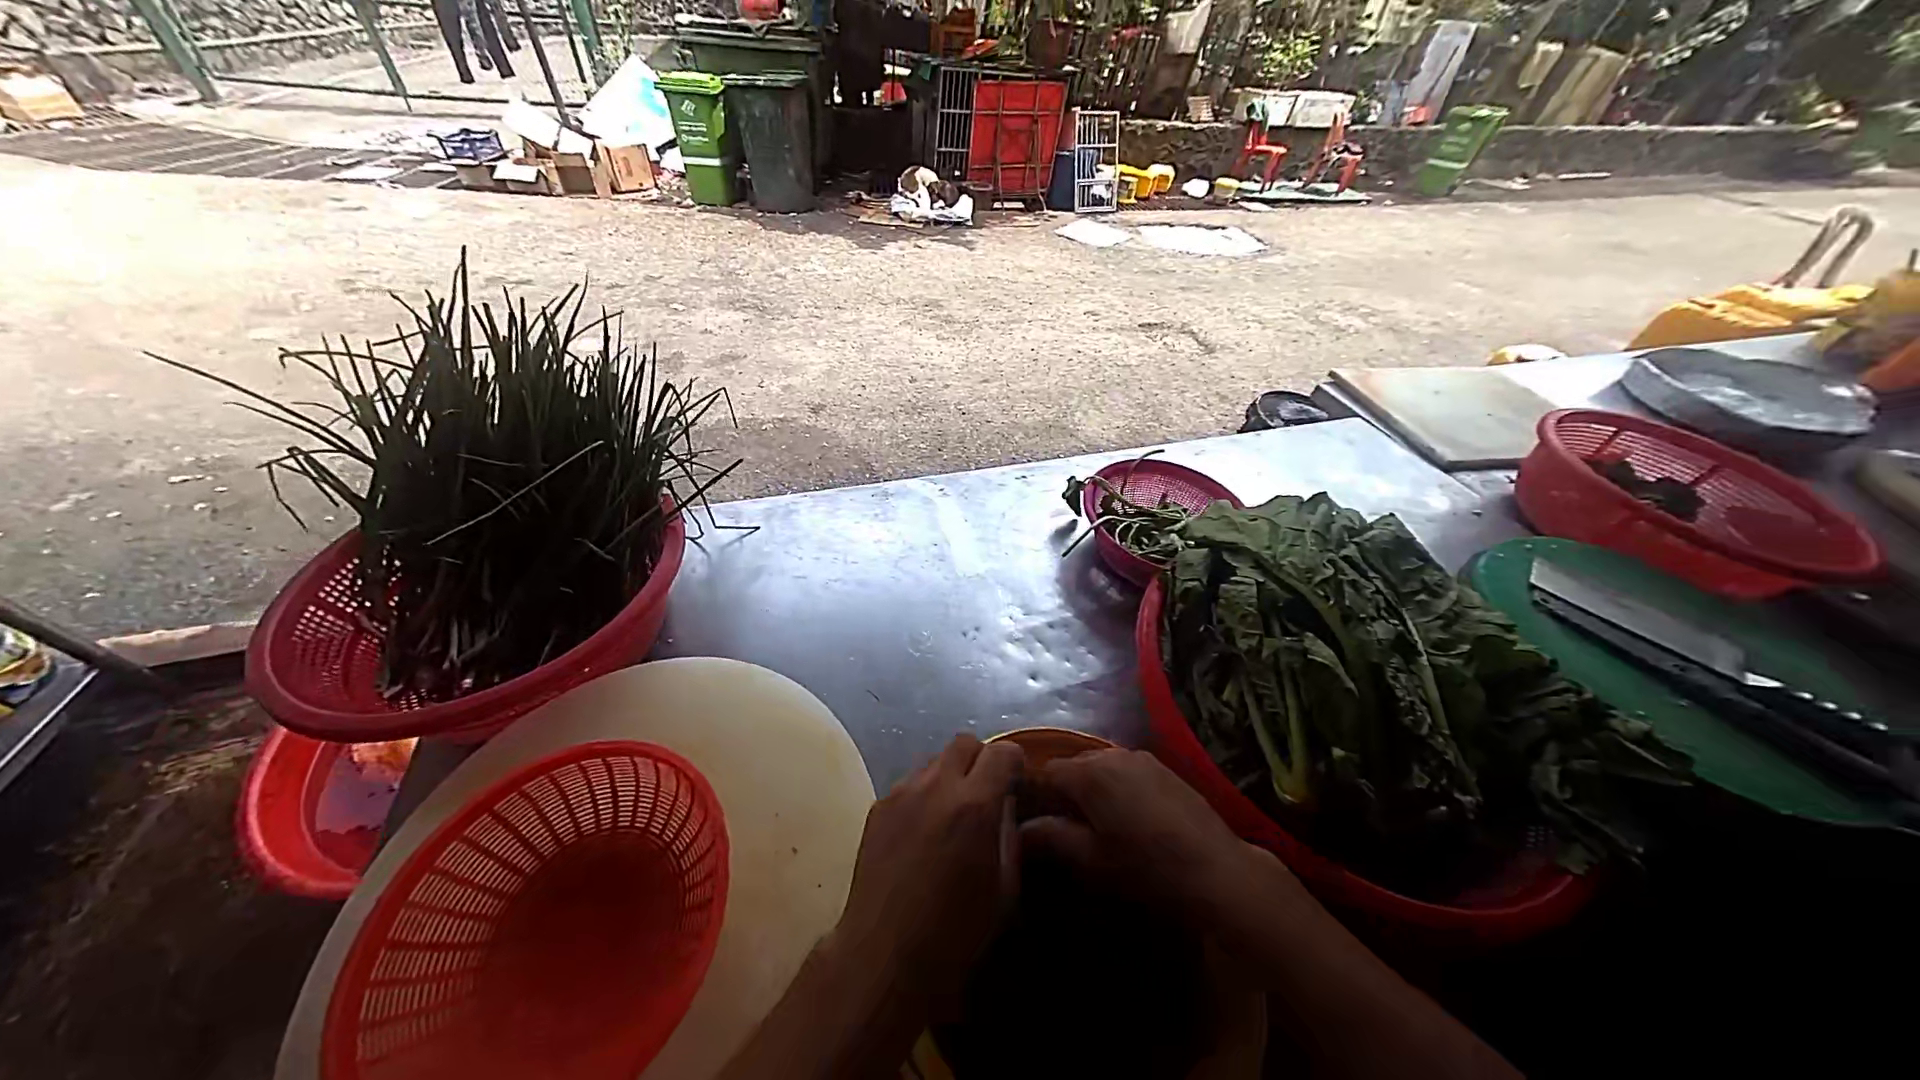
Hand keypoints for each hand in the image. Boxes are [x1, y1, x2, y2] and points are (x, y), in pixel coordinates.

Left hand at [828, 734, 1024, 1003]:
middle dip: (981, 760)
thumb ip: (1010, 833)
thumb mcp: (1005, 887)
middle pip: (965, 742)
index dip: (1015, 763)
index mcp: (974, 804)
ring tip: (952, 812)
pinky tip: (923, 831)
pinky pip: (909, 782)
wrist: (885, 955)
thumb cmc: (956, 932)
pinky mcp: (878, 806)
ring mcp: (901, 793)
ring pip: (934, 759)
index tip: (1017, 783)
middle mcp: (936, 786)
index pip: (1002, 752)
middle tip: (986, 792)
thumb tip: (1007, 804)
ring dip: (951, 775)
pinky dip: (924, 793)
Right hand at [1020, 748, 1297, 921]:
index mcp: (1089, 773)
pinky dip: (1116, 788)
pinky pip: (1125, 771)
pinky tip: (1126, 819)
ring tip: (1095, 826)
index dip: (1036, 796)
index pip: (1046, 772)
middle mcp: (1113, 755)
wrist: (1218, 871)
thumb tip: (1021, 830)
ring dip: (1091, 790)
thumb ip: (1052, 838)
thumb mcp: (1092, 859)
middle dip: (1064, 792)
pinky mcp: (1163, 768)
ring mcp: (1141, 758)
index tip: (1035, 823)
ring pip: (1100, 768)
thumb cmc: (1147, 867)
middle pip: (1073, 766)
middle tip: (1063, 829)